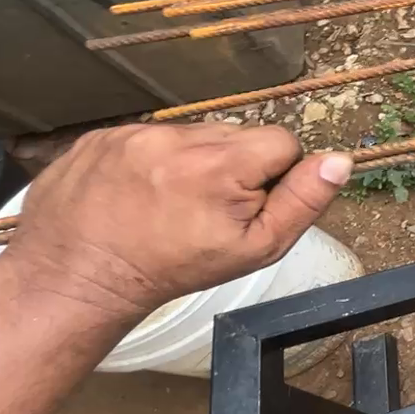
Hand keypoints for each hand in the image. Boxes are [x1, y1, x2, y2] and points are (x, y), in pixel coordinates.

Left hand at [0, 124, 350, 321]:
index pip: (283, 141)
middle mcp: (174, 139)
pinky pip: (156, 135)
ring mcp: (130, 135)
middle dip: (240, 163)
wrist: (74, 280)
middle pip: (241, 134)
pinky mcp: (98, 137)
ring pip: (199, 133)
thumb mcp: (260, 246)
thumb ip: (306, 200)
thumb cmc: (178, 267)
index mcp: (218, 165)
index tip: (251, 202)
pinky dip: (160, 157)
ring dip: (201, 159)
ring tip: (178, 197)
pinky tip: (146, 189)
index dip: (278, 173)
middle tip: (214, 204)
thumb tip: (340, 160)